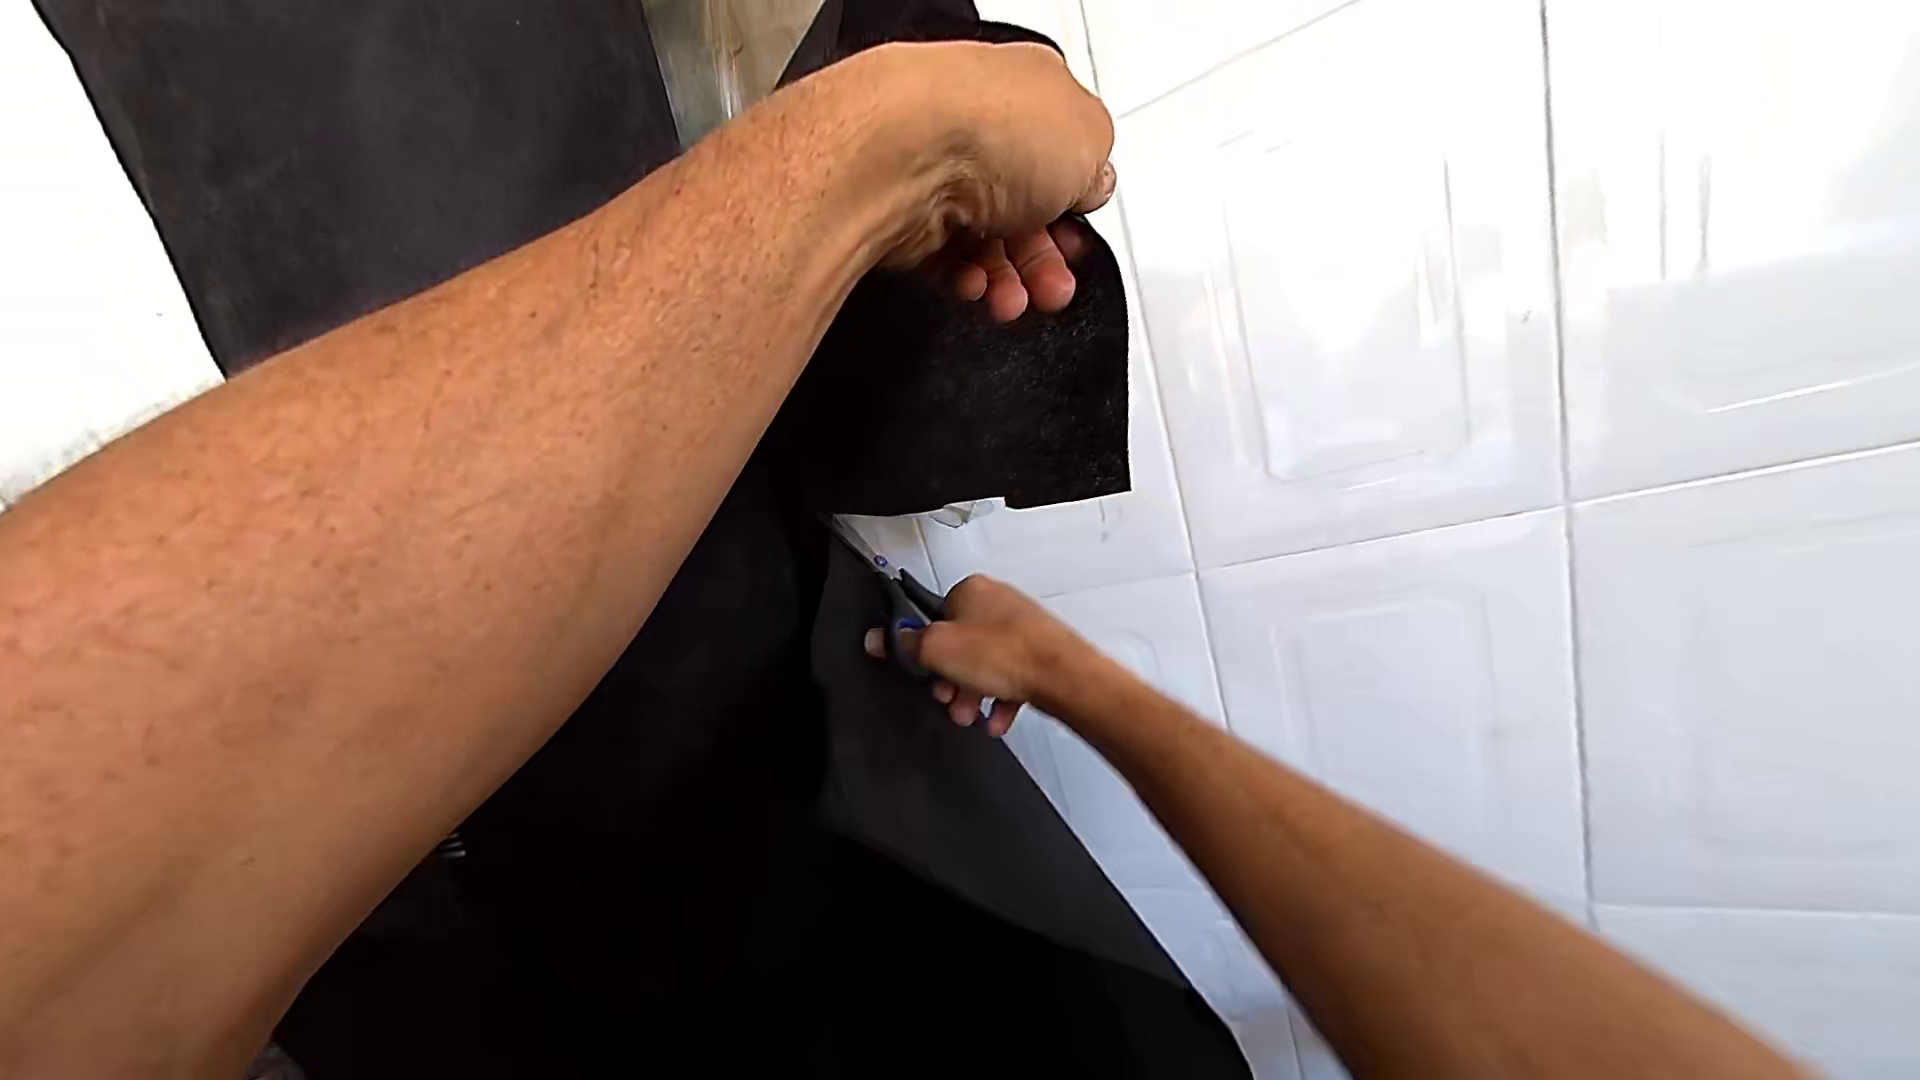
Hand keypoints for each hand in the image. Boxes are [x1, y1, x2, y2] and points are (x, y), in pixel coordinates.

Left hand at [832, 41, 1115, 321]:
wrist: (909, 157)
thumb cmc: (991, 131)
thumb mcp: (1089, 142)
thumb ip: (1096, 170)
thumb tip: (1093, 185)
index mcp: (1028, 101)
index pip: (1058, 166)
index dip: (1073, 212)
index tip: (1079, 246)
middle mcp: (982, 137)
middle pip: (1023, 216)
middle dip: (1043, 263)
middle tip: (1054, 290)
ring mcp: (942, 178)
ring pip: (985, 247)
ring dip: (1008, 283)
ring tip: (1012, 302)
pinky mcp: (910, 220)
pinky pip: (947, 264)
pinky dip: (966, 281)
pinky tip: (975, 284)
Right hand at [864, 574, 1088, 736]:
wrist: (1064, 676)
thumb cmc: (1009, 655)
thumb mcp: (938, 649)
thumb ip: (906, 644)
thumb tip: (882, 637)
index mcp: (971, 590)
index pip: (934, 616)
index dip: (926, 649)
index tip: (924, 668)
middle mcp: (997, 602)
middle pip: (960, 644)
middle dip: (952, 679)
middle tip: (949, 698)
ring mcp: (1020, 626)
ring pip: (985, 664)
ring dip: (973, 693)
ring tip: (972, 715)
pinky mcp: (1037, 650)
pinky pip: (1009, 676)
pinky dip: (1000, 698)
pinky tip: (997, 718)